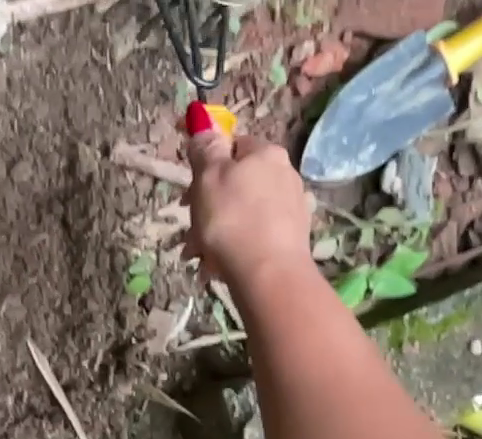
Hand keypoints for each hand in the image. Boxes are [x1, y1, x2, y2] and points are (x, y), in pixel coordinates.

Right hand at [185, 112, 310, 284]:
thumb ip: (205, 150)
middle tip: (190, 229)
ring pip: (243, 210)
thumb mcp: (208, 178)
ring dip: (217, 229)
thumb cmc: (231, 219)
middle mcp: (284, 172)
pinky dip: (235, 243)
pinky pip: (254, 232)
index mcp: (265, 153)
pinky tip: (221, 262)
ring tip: (200, 254)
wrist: (267, 269)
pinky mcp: (292, 234)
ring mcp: (291, 204)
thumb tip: (202, 126)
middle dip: (209, 204)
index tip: (189, 192)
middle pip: (237, 181)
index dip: (207, 166)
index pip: (233, 145)